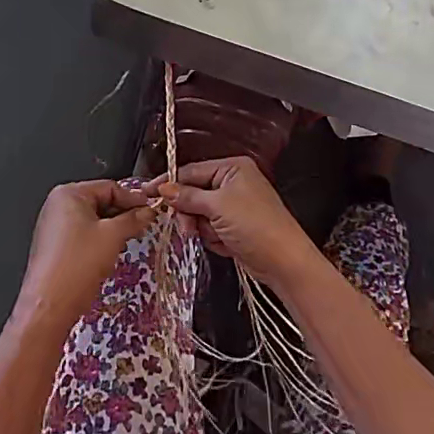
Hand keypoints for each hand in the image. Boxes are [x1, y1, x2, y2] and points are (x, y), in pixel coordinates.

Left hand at [16, 180, 159, 327]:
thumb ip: (133, 219)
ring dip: (113, 227)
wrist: (50, 303)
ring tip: (129, 239)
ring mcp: (54, 224)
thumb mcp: (112, 236)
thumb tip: (147, 212)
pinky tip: (110, 252)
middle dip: (123, 213)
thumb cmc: (78, 263)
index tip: (152, 210)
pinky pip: (83, 233)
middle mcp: (57, 204)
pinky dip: (99, 238)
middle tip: (144, 226)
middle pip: (100, 201)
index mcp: (68, 193)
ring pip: (93, 218)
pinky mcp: (55, 243)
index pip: (108, 187)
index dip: (133, 198)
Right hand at [154, 157, 315, 284]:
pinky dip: (212, 236)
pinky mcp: (235, 226)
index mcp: (232, 168)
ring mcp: (234, 205)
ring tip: (212, 237)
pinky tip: (224, 244)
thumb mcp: (217, 207)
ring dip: (201, 227)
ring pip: (198, 212)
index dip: (168, 183)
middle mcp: (232, 183)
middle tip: (188, 227)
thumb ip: (187, 196)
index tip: (147, 192)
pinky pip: (209, 227)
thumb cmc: (256, 226)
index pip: (191, 171)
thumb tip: (163, 189)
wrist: (286, 264)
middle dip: (189, 212)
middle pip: (193, 193)